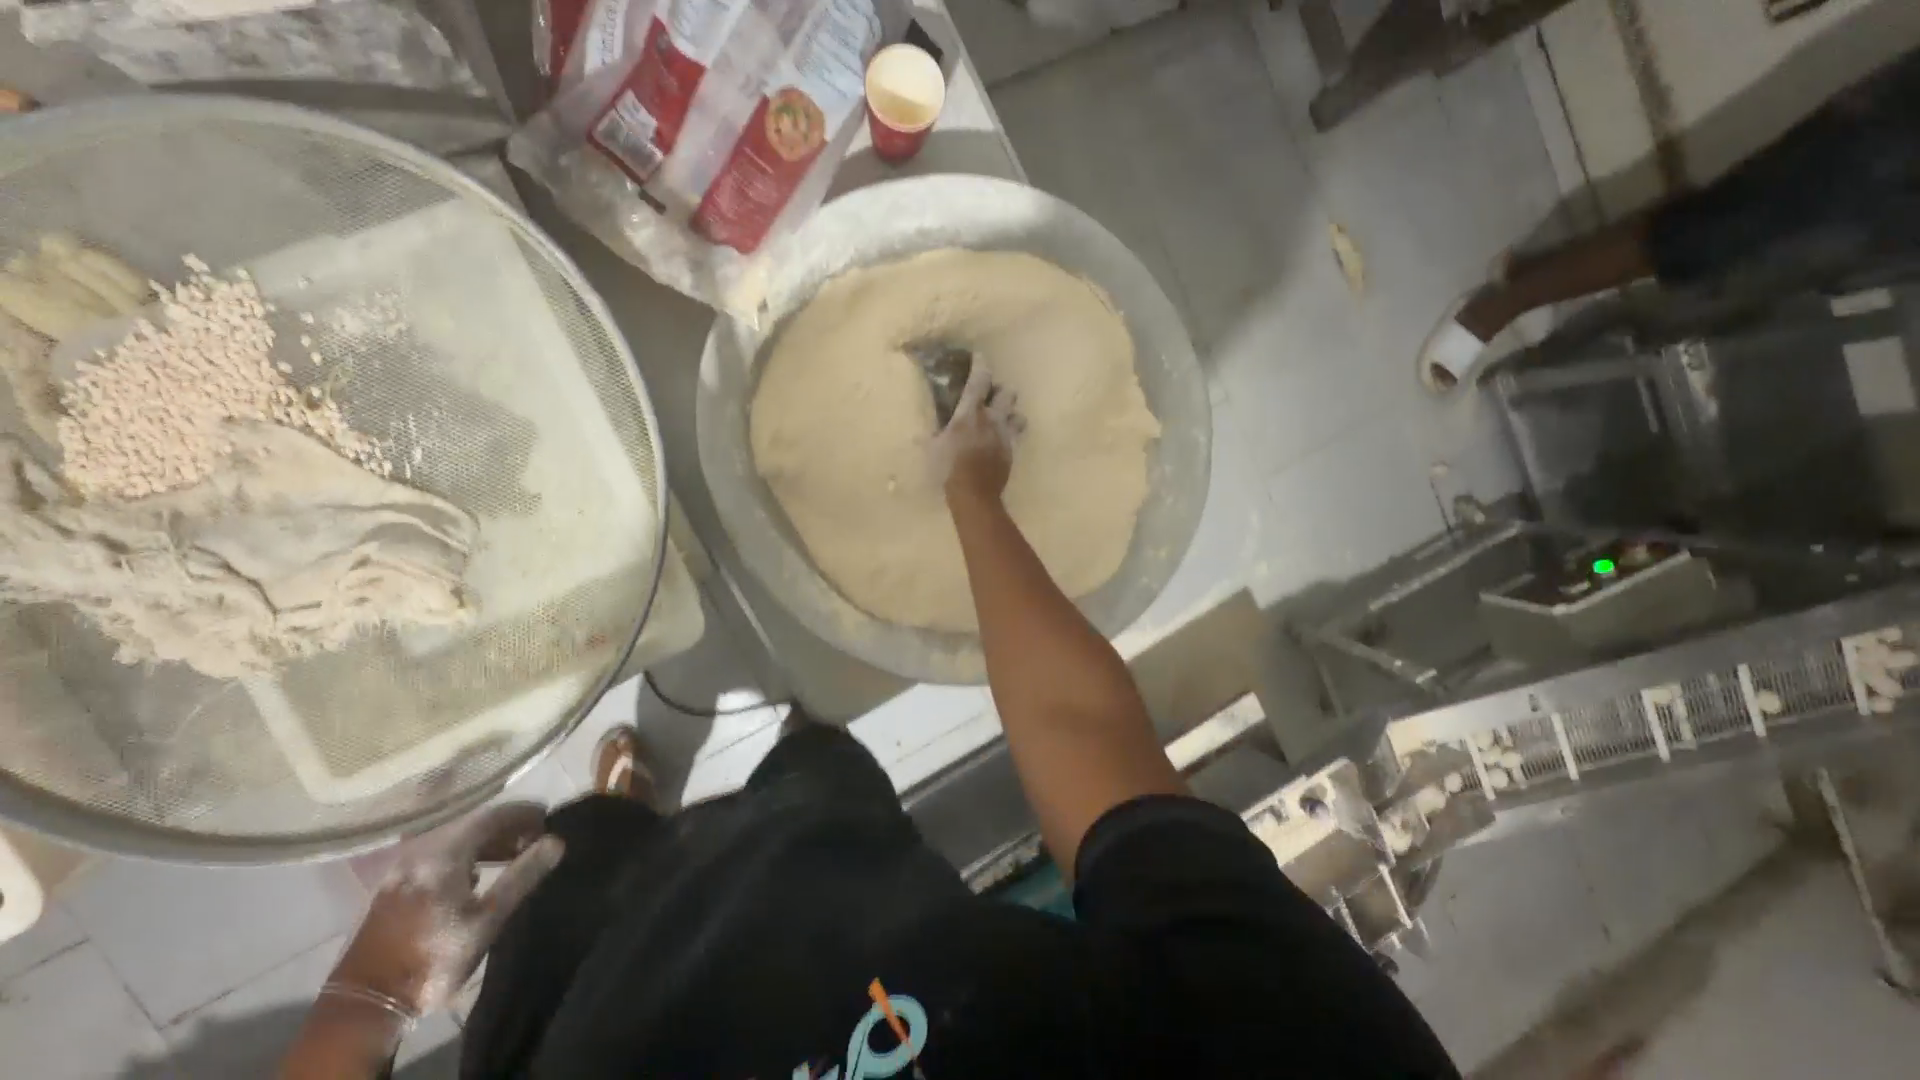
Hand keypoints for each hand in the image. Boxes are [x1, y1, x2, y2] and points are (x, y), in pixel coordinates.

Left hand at [330, 803, 562, 1015]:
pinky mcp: (396, 886)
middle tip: (537, 837)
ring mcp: (404, 869)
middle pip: (471, 825)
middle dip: (507, 827)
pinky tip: (478, 874)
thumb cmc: (435, 959)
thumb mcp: (488, 919)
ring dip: (487, 842)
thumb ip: (522, 875)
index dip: (522, 813)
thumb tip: (556, 841)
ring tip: (515, 855)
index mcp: (443, 854)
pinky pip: (439, 856)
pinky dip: (466, 856)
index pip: (491, 816)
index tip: (549, 817)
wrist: (368, 1001)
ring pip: (454, 840)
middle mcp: (420, 851)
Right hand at [931, 366, 1019, 504]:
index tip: (979, 357)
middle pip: (1008, 393)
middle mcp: (992, 418)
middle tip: (990, 397)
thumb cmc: (948, 467)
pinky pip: (1016, 437)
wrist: (974, 494)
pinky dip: (1009, 435)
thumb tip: (918, 435)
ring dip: (1011, 414)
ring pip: (1019, 415)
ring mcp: (1005, 435)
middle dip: (1000, 391)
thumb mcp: (932, 450)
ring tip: (1001, 420)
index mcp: (970, 412)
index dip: (980, 364)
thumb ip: (930, 438)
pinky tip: (999, 442)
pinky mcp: (1012, 452)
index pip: (980, 379)